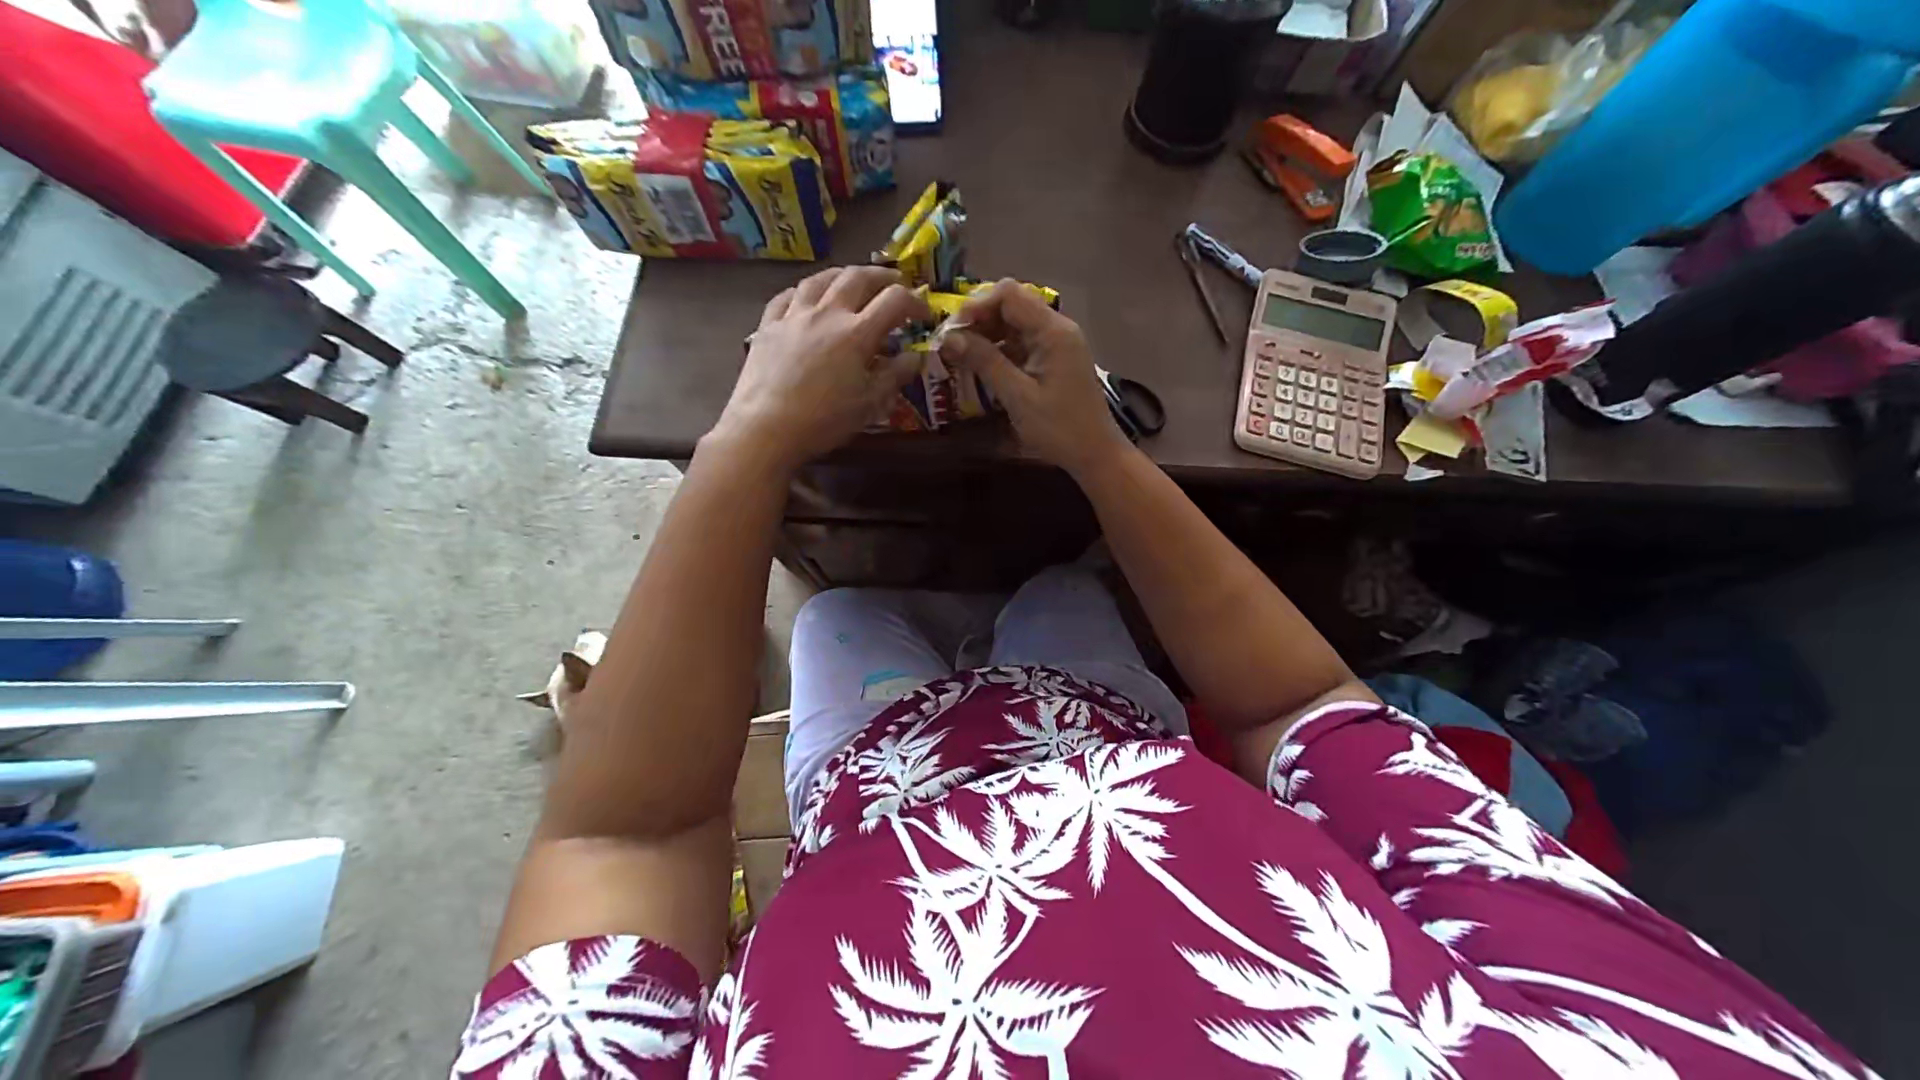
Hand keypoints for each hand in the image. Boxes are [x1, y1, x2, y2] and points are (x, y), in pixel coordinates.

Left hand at [709, 266, 928, 470]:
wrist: (765, 428)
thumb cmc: (824, 421)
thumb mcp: (869, 404)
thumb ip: (895, 376)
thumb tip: (915, 356)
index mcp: (857, 333)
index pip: (895, 301)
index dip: (915, 301)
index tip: (924, 313)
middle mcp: (827, 313)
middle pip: (858, 277)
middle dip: (882, 276)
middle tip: (895, 283)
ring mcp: (794, 316)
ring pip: (821, 279)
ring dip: (843, 275)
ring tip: (853, 281)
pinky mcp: (768, 326)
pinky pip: (787, 296)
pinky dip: (803, 291)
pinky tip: (807, 297)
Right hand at [938, 279, 1129, 474]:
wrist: (1096, 454)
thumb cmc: (1060, 428)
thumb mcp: (1018, 396)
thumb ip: (985, 362)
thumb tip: (949, 338)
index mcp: (1053, 331)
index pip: (1009, 294)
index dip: (977, 305)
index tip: (952, 329)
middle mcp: (1057, 328)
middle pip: (1012, 305)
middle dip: (979, 319)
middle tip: (952, 343)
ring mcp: (1057, 344)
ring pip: (1015, 324)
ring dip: (987, 334)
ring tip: (961, 355)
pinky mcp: (1054, 359)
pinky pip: (1022, 342)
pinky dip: (1000, 349)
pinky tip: (982, 366)